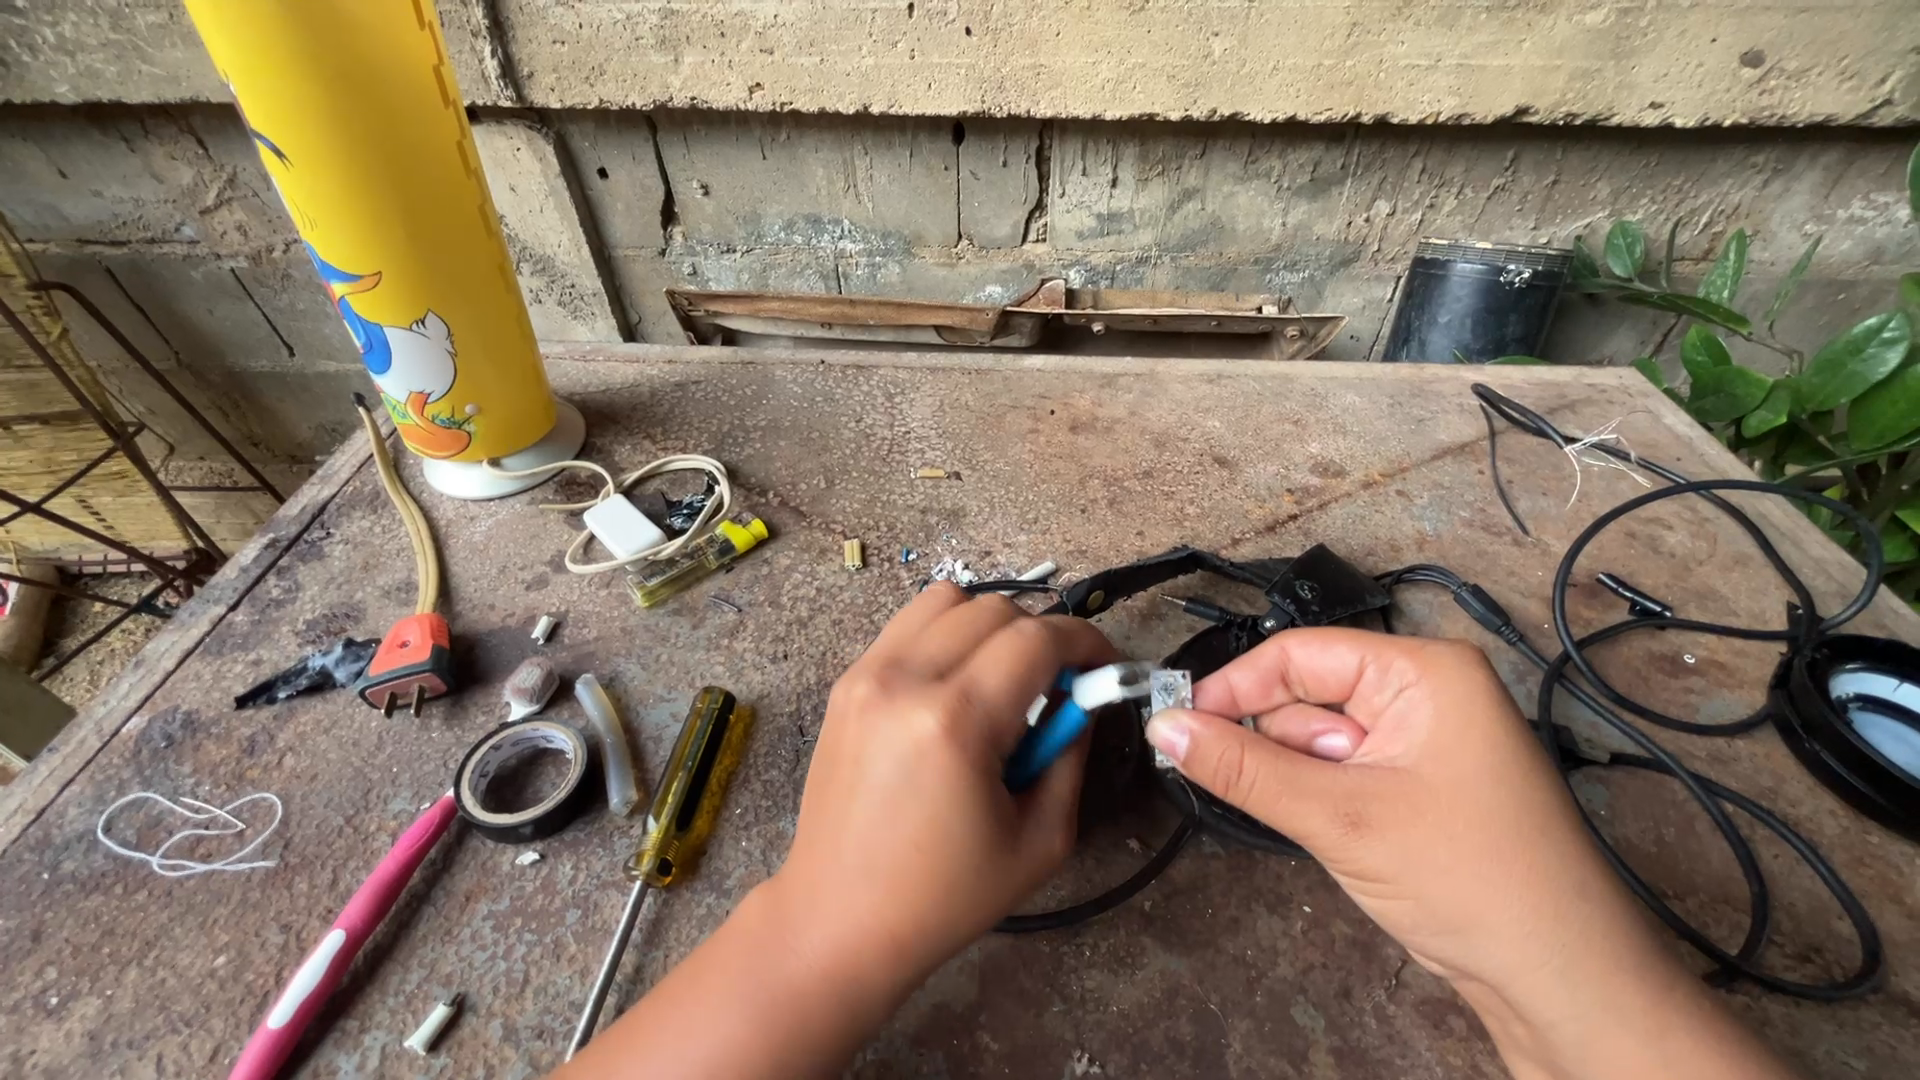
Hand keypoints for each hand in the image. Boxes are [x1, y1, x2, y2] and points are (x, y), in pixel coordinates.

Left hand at [771, 583, 1117, 991]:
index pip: (1037, 639)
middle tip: (1057, 685)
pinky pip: (910, 623)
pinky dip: (948, 633)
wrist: (837, 918)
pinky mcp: (846, 680)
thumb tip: (1082, 695)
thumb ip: (1070, 750)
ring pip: (949, 599)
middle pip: (996, 608)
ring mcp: (867, 672)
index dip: (1086, 642)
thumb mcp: (1040, 838)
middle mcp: (905, 678)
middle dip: (1044, 636)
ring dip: (992, 624)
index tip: (1106, 667)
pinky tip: (956, 681)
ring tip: (1003, 676)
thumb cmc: (945, 896)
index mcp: (956, 721)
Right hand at [1144, 627, 1790, 1079]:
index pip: (1298, 654)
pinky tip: (1345, 832)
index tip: (1178, 726)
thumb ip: (1242, 767)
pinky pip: (1338, 767)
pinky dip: (1319, 795)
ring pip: (1315, 736)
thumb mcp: (1340, 818)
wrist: (1566, 989)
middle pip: (1304, 693)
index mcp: (1421, 671)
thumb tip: (1162, 727)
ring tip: (1337, 826)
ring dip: (1301, 777)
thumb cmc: (1468, 882)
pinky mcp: (1416, 778)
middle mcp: (1423, 690)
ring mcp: (1421, 736)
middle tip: (1270, 790)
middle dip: (1278, 744)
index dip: (1234, 688)